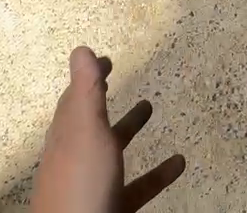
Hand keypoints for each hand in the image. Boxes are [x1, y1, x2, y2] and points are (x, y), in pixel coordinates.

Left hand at [31, 47, 185, 212]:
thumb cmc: (82, 184)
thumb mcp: (86, 132)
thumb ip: (87, 92)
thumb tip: (81, 49)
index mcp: (68, 137)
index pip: (75, 99)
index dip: (88, 77)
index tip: (105, 58)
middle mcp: (76, 159)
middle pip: (89, 123)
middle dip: (103, 98)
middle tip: (118, 74)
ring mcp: (93, 185)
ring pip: (112, 151)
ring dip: (129, 128)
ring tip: (150, 107)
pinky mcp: (112, 207)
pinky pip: (138, 185)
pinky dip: (157, 172)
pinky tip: (178, 163)